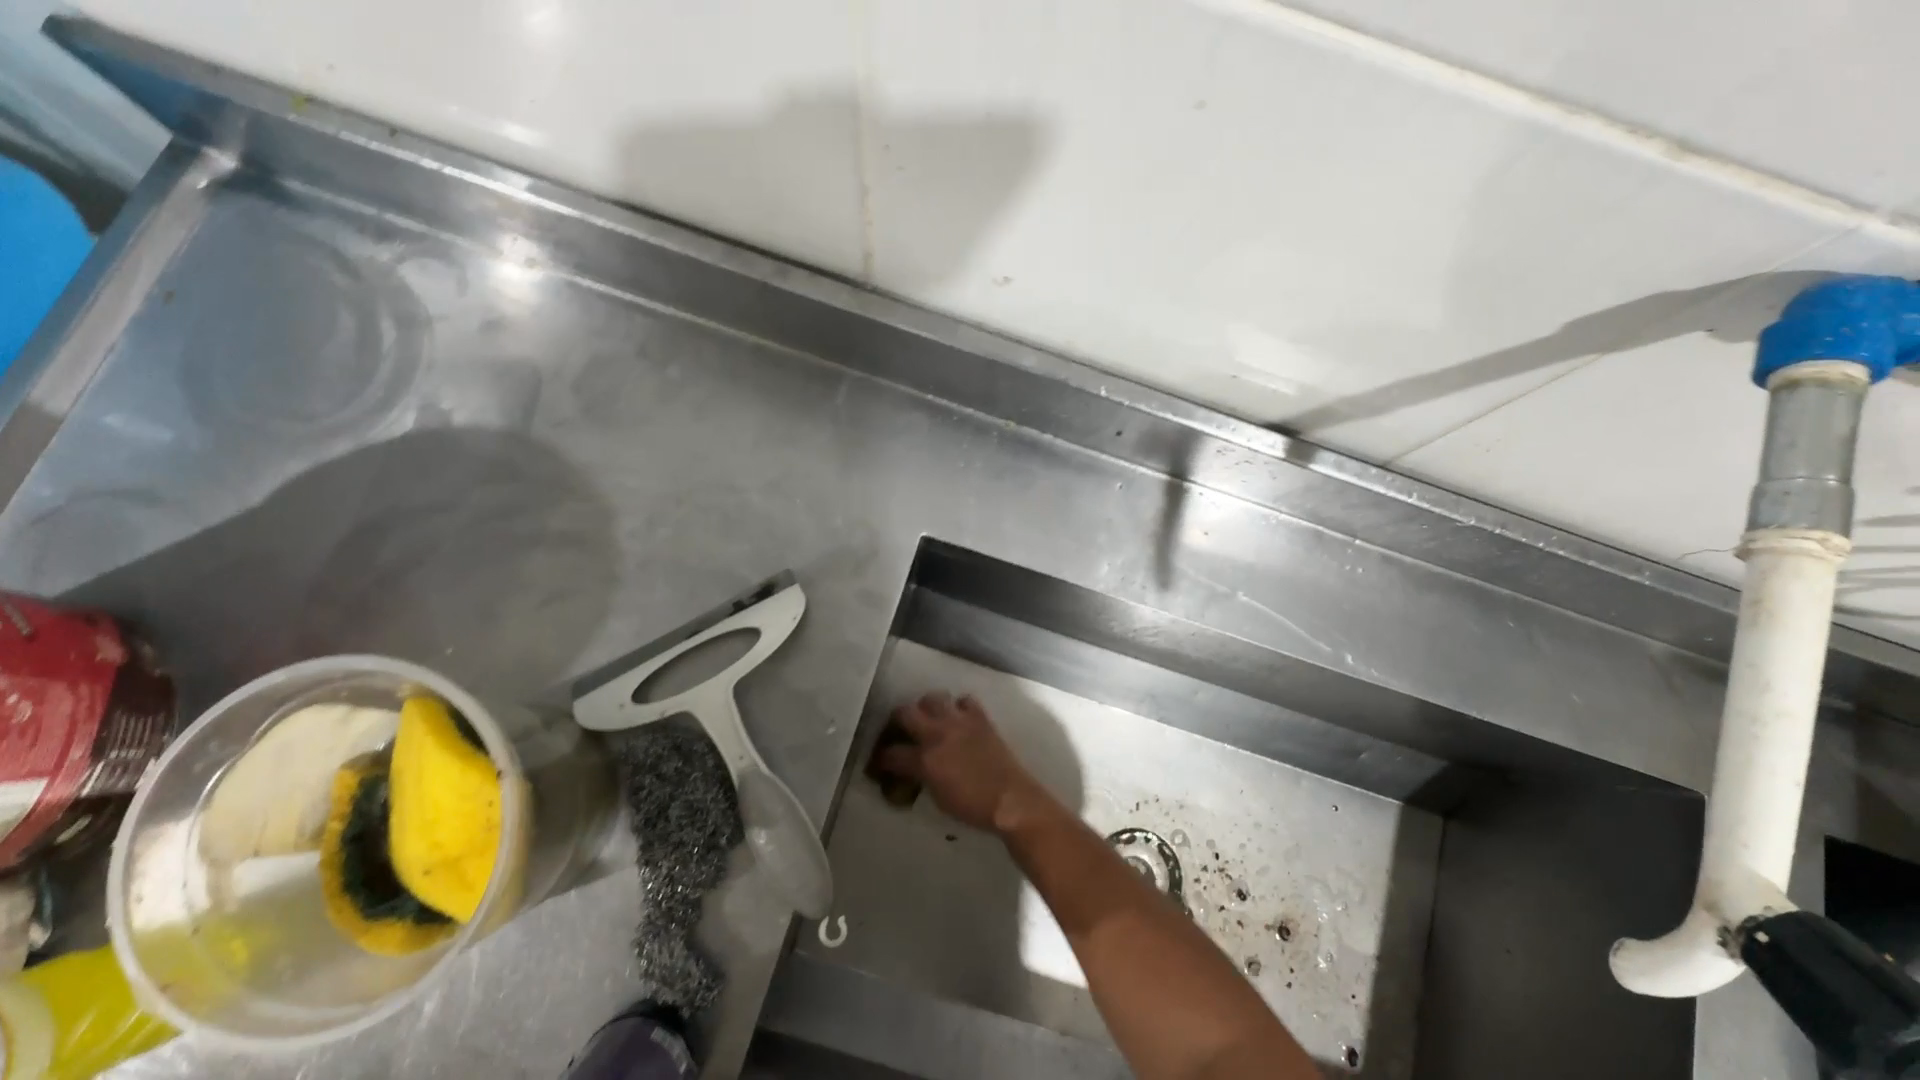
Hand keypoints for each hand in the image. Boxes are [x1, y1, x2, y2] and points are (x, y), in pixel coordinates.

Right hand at [873, 692, 1054, 833]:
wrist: (1010, 799)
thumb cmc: (973, 807)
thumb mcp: (938, 798)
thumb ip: (923, 777)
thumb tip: (916, 770)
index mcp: (924, 760)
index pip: (891, 753)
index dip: (881, 758)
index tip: (880, 761)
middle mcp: (937, 734)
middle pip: (905, 712)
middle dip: (898, 720)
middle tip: (901, 729)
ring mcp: (959, 722)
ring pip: (933, 697)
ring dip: (927, 707)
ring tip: (931, 718)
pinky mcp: (980, 718)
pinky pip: (965, 700)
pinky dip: (959, 707)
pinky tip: (960, 719)